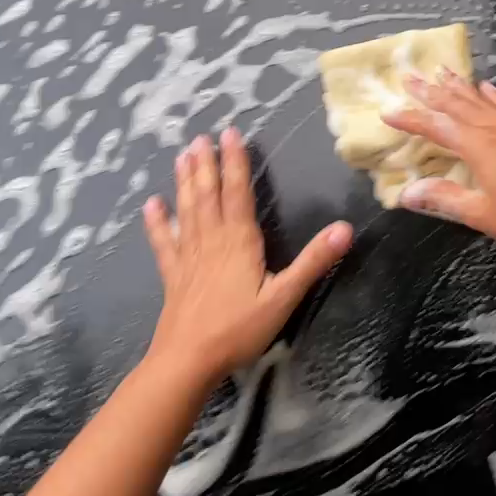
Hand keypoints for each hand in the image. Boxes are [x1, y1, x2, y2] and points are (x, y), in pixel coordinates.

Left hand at [140, 129, 352, 386]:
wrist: (187, 362)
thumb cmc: (239, 328)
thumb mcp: (284, 296)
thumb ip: (313, 261)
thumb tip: (345, 227)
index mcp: (239, 241)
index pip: (238, 192)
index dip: (235, 162)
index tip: (230, 133)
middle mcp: (212, 240)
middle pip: (208, 195)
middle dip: (206, 164)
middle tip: (201, 136)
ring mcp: (189, 257)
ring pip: (187, 211)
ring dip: (185, 182)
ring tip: (182, 155)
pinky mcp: (173, 276)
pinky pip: (164, 243)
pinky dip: (157, 223)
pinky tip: (150, 205)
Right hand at [382, 73, 495, 246]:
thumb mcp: (481, 213)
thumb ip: (444, 199)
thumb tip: (406, 193)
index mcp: (477, 146)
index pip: (436, 127)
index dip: (411, 119)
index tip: (387, 112)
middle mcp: (492, 129)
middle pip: (456, 105)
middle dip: (430, 92)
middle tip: (409, 76)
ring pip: (479, 100)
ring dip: (457, 86)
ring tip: (441, 71)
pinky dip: (491, 95)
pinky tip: (487, 86)